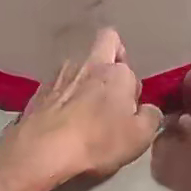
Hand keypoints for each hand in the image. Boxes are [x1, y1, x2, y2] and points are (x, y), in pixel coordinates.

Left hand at [0, 28, 161, 190]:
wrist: (43, 150)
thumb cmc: (97, 142)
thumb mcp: (139, 137)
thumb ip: (151, 118)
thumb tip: (149, 110)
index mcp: (117, 72)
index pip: (132, 73)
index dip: (132, 92)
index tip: (128, 113)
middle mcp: (89, 63)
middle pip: (106, 41)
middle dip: (113, 56)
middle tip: (111, 89)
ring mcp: (60, 73)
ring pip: (79, 62)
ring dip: (84, 76)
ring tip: (84, 106)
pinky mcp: (39, 89)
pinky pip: (58, 82)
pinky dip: (63, 93)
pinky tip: (62, 115)